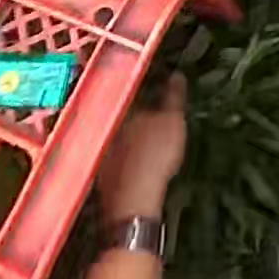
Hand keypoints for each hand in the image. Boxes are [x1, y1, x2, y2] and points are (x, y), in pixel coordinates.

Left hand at [97, 73, 187, 220]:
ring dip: (133, 123)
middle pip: (124, 104)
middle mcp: (105, 121)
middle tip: (158, 99)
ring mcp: (101, 146)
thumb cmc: (154, 155)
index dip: (150, 80)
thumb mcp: (173, 121)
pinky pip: (116, 145)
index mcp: (121, 105)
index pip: (134, 84)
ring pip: (119, 125)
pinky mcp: (101, 167)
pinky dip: (128, 142)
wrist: (133, 204)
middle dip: (140, 101)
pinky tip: (141, 149)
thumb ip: (174, 96)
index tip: (163, 78)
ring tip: (152, 123)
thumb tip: (177, 74)